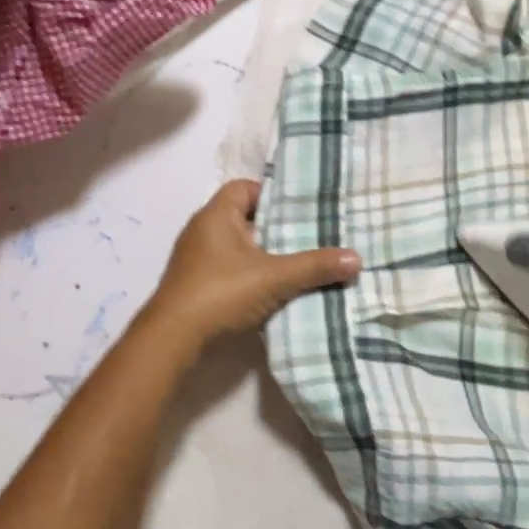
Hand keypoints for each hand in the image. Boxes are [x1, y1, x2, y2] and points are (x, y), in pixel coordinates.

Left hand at [136, 180, 360, 351]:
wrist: (172, 340)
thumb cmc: (221, 293)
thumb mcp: (276, 277)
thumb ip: (315, 267)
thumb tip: (356, 259)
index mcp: (216, 215)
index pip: (244, 188)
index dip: (272, 195)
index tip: (299, 210)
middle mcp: (202, 231)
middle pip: (244, 218)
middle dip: (275, 228)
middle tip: (309, 236)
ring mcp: (195, 260)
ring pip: (238, 248)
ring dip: (263, 255)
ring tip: (298, 263)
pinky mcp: (195, 286)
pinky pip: (229, 270)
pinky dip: (250, 276)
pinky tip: (273, 290)